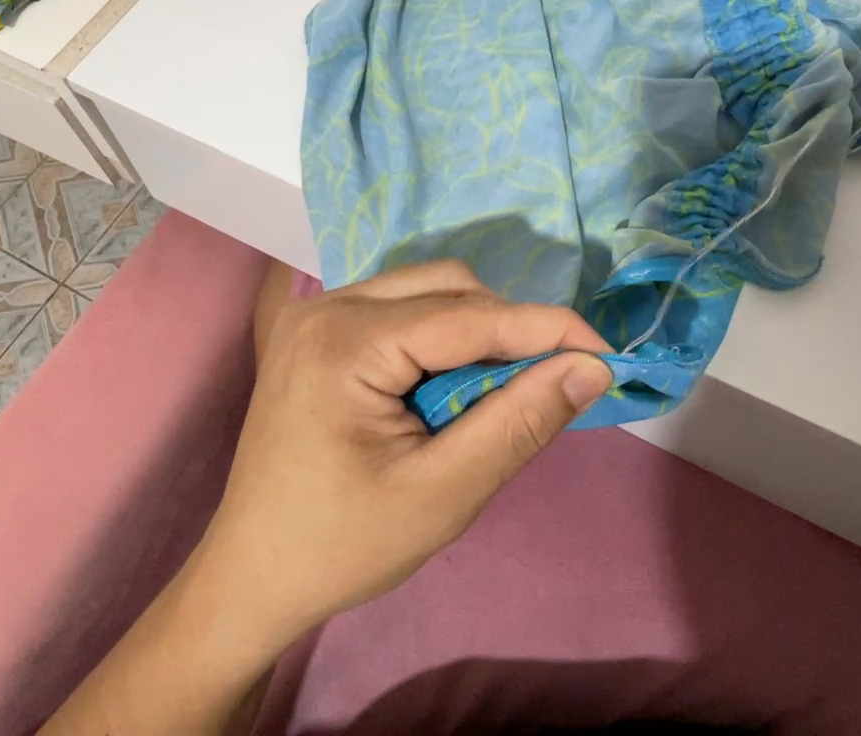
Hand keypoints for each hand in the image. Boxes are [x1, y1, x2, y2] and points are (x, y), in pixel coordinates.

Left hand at [197, 260, 613, 635]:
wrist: (253, 574)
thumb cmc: (343, 545)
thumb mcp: (443, 493)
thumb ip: (518, 423)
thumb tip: (590, 367)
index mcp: (345, 342)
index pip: (468, 315)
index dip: (546, 328)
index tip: (607, 354)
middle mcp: (325, 306)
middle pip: (446, 287)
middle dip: (508, 329)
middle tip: (545, 387)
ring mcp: (314, 314)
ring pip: (425, 291)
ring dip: (475, 331)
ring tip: (495, 394)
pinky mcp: (316, 331)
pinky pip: (398, 310)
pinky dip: (440, 338)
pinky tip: (449, 386)